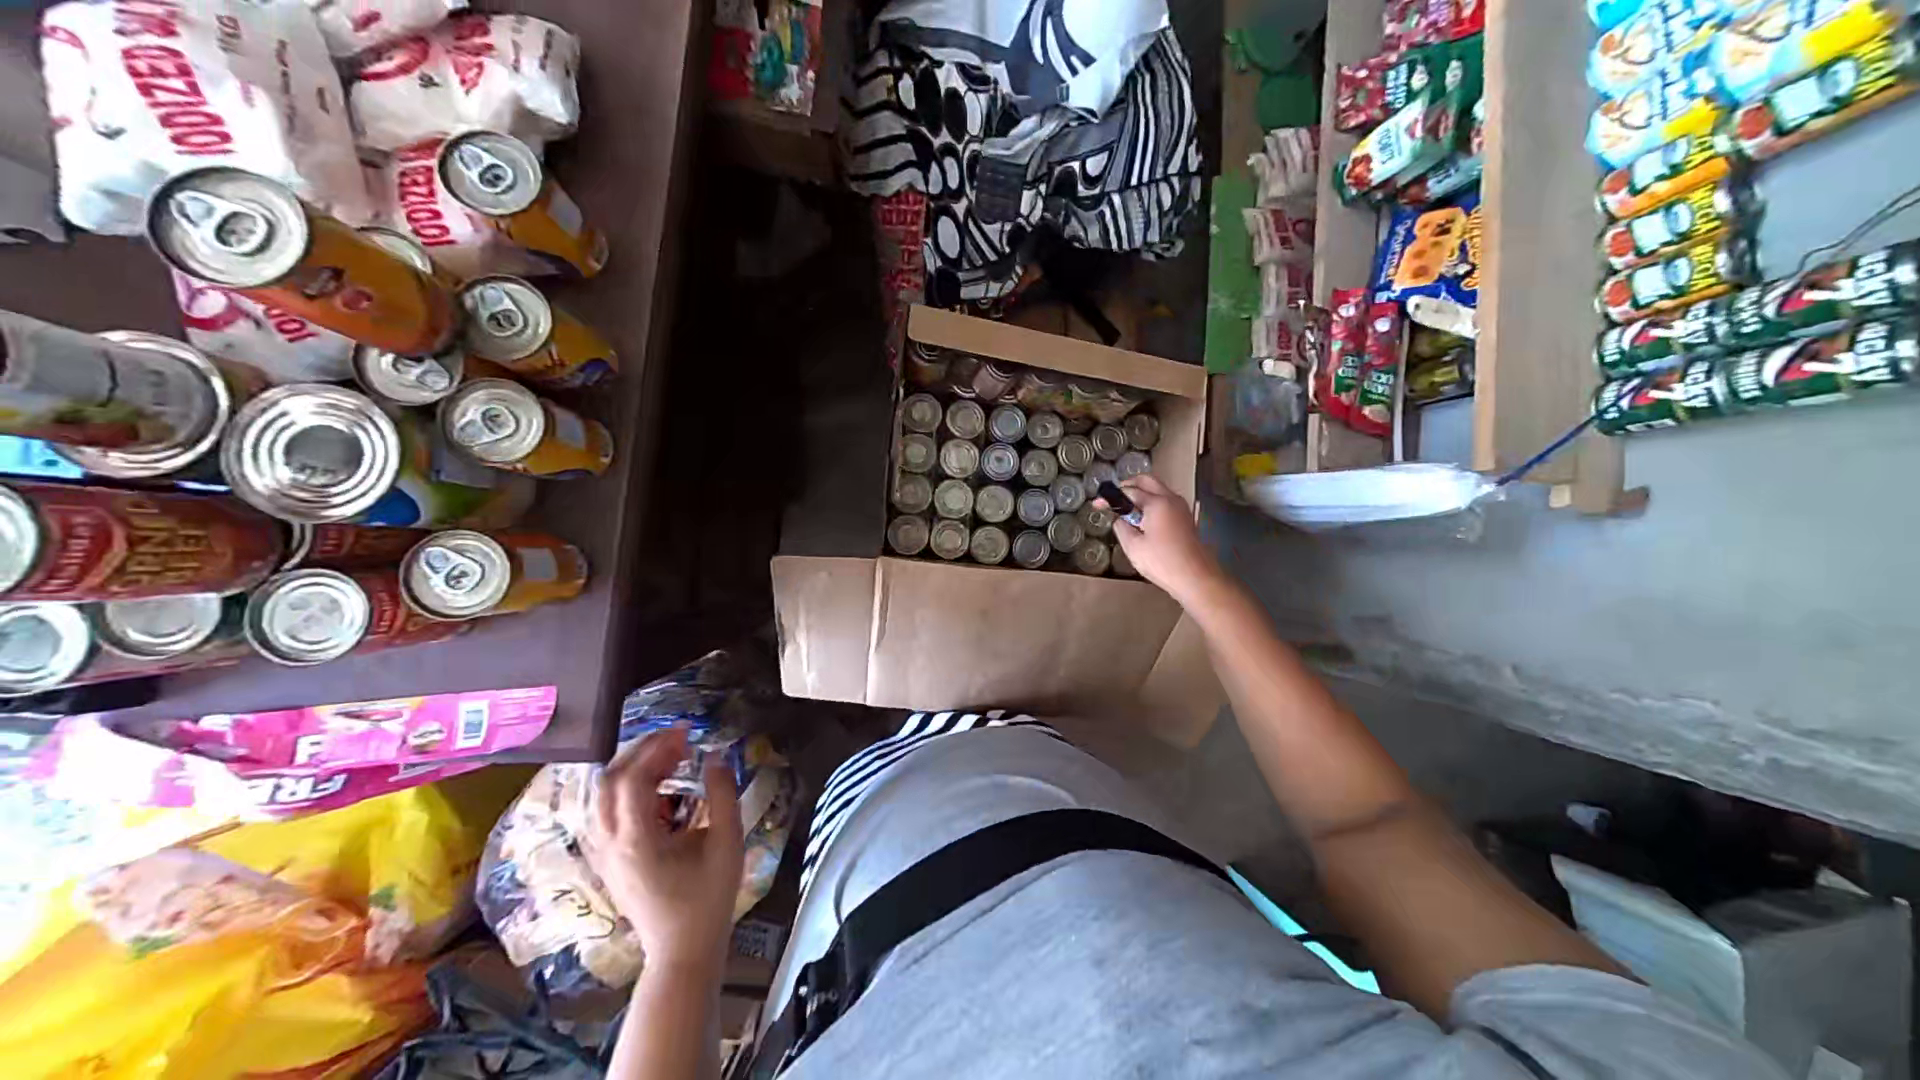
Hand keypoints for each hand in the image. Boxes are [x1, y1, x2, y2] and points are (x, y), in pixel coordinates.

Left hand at [586, 727, 744, 971]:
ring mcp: (603, 853)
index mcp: (636, 840)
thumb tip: (715, 758)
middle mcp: (609, 843)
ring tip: (666, 759)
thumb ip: (722, 795)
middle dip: (641, 751)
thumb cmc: (708, 899)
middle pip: (609, 781)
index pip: (632, 779)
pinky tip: (653, 787)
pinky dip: (624, 788)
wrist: (682, 950)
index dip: (657, 748)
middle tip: (675, 740)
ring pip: (601, 795)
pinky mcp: (606, 860)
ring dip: (630, 768)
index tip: (685, 733)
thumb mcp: (727, 843)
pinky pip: (603, 812)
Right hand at [1098, 475, 1227, 605]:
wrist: (1195, 577)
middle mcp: (1171, 499)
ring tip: (1127, 510)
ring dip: (1142, 493)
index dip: (1111, 497)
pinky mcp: (1185, 518)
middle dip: (1128, 486)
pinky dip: (1152, 502)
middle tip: (1115, 499)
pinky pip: (1166, 501)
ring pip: (1158, 489)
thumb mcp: (1133, 546)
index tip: (1098, 504)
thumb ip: (1121, 527)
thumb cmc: (1163, 562)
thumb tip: (1119, 519)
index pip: (1129, 491)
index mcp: (1157, 503)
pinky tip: (1144, 519)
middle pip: (1147, 481)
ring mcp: (1181, 508)